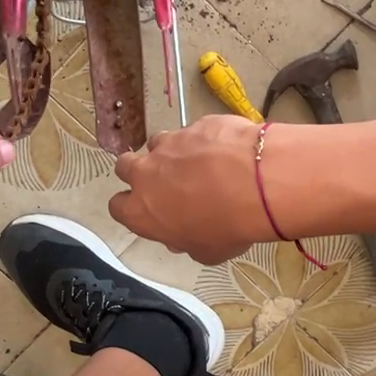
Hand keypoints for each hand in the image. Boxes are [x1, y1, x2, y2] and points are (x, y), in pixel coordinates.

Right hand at [108, 114, 268, 263]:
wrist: (258, 182)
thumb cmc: (228, 226)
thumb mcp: (206, 251)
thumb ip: (185, 242)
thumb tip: (181, 237)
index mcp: (141, 210)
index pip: (118, 207)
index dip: (133, 208)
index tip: (151, 211)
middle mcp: (147, 172)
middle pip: (125, 165)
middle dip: (142, 171)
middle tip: (167, 182)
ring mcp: (171, 142)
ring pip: (159, 143)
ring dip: (172, 153)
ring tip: (201, 164)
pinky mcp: (197, 123)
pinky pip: (195, 132)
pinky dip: (206, 141)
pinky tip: (228, 152)